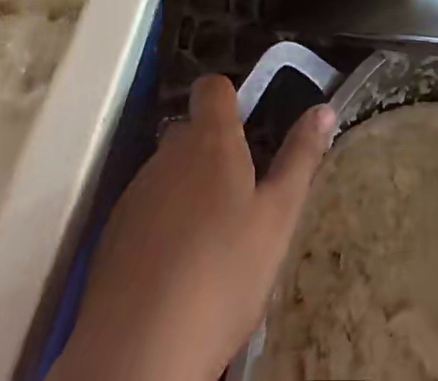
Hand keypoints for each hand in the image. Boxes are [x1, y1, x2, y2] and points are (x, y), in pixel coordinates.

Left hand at [50, 74, 335, 380]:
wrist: (140, 350)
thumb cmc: (223, 273)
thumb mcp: (278, 217)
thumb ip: (300, 158)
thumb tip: (323, 109)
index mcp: (209, 142)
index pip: (213, 88)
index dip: (232, 96)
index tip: (251, 123)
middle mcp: (167, 155)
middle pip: (191, 131)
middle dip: (215, 149)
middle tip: (245, 192)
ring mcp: (136, 192)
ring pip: (169, 170)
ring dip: (190, 186)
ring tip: (216, 237)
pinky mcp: (114, 230)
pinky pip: (148, 205)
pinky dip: (166, 219)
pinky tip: (182, 264)